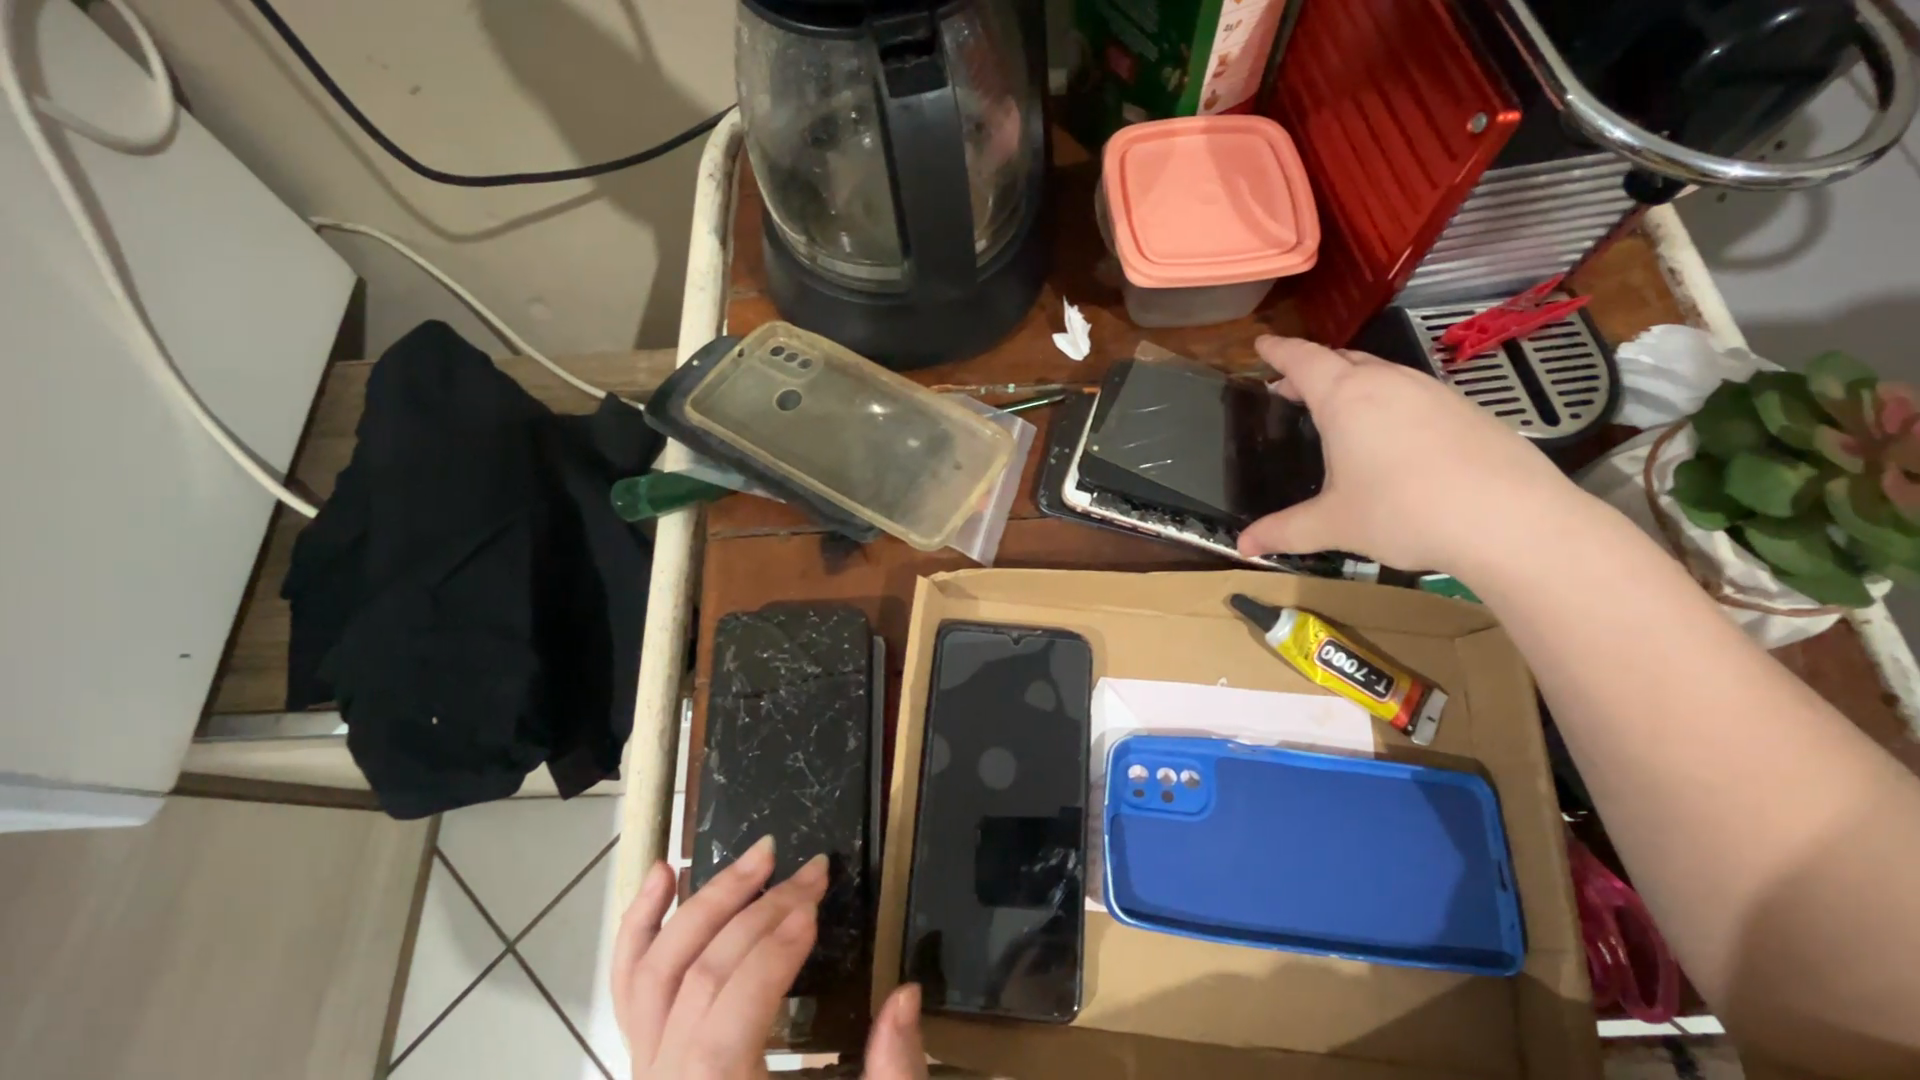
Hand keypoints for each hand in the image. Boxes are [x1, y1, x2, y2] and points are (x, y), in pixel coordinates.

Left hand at [613, 836, 928, 1079]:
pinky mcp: (647, 1068)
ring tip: (755, 855)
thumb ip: (892, 1075)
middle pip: (700, 972)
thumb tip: (905, 991)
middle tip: (812, 869)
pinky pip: (630, 989)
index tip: (819, 900)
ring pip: (655, 970)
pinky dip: (641, 926)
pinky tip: (663, 875)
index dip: (775, 944)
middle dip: (759, 910)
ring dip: (704, 902)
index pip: (733, 1004)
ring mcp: (647, 1076)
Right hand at [1238, 336, 1583, 574]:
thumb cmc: (1404, 512)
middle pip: (1342, 360)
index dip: (1279, 350)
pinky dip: (1389, 402)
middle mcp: (1388, 382)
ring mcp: (1432, 392)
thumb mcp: (1334, 525)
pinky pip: (1413, 394)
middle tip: (1291, 385)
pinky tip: (1392, 437)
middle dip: (1312, 369)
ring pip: (1381, 374)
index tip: (1263, 344)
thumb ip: (1284, 531)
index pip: (1303, 359)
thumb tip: (1243, 546)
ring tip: (1339, 411)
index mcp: (1345, 398)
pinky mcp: (1465, 409)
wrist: (1508, 518)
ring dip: (1353, 384)